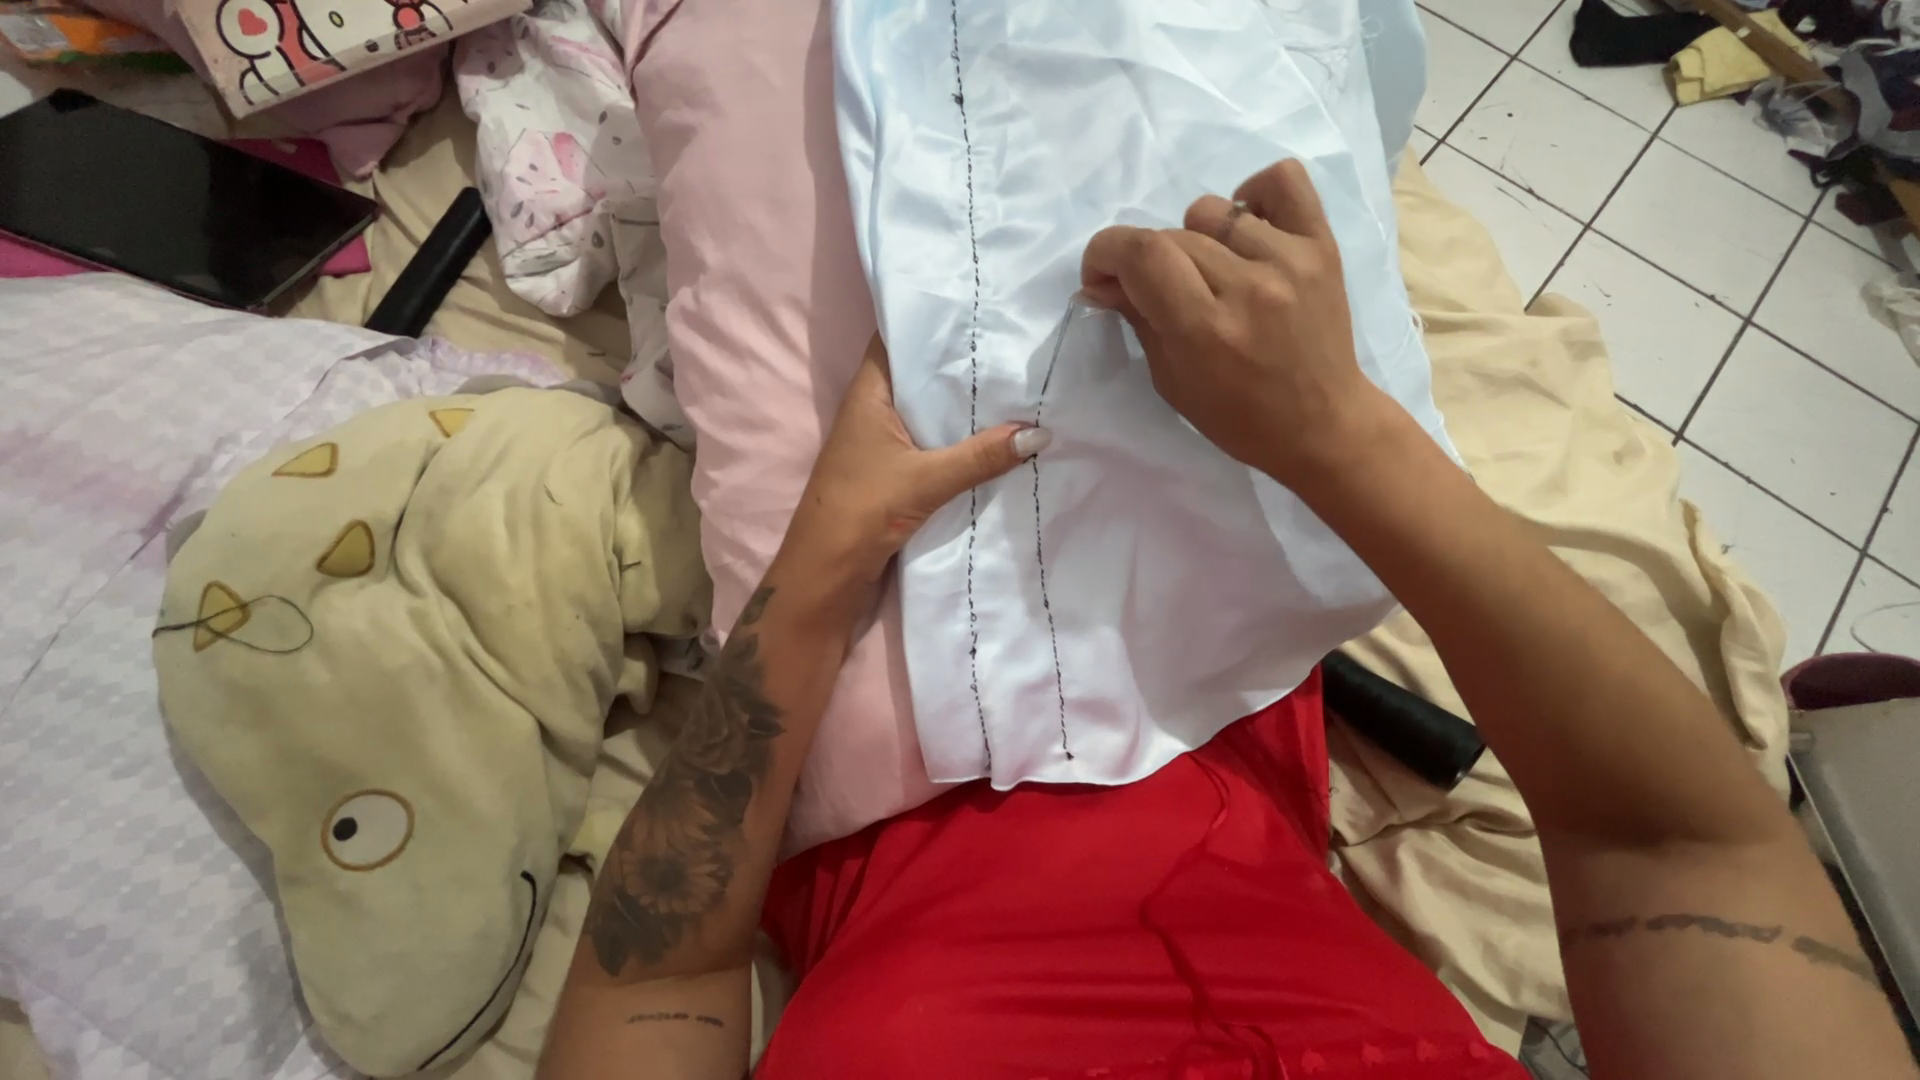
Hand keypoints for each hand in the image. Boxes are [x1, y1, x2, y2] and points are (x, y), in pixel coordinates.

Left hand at [778, 334, 1048, 601]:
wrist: (827, 574)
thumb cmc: (863, 510)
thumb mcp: (927, 479)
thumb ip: (982, 456)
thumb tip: (1041, 433)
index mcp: (870, 393)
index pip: (898, 337)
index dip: (932, 319)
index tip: (978, 307)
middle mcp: (875, 409)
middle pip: (920, 373)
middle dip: (960, 361)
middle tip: (1013, 343)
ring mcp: (884, 441)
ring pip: (929, 410)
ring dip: (963, 404)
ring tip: (1016, 381)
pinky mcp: (895, 470)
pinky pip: (934, 442)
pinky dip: (960, 438)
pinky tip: (997, 435)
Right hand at [1079, 159, 1397, 492]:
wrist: (1320, 424)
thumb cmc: (1236, 417)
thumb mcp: (1170, 380)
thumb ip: (1137, 320)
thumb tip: (1098, 283)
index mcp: (1205, 329)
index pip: (1141, 253)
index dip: (1104, 253)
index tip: (1100, 276)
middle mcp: (1248, 286)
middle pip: (1171, 235)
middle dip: (1145, 260)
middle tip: (1156, 292)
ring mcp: (1290, 260)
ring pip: (1213, 211)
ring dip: (1196, 238)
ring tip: (1211, 272)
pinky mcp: (1323, 246)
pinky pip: (1282, 181)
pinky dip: (1253, 196)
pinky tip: (1247, 230)